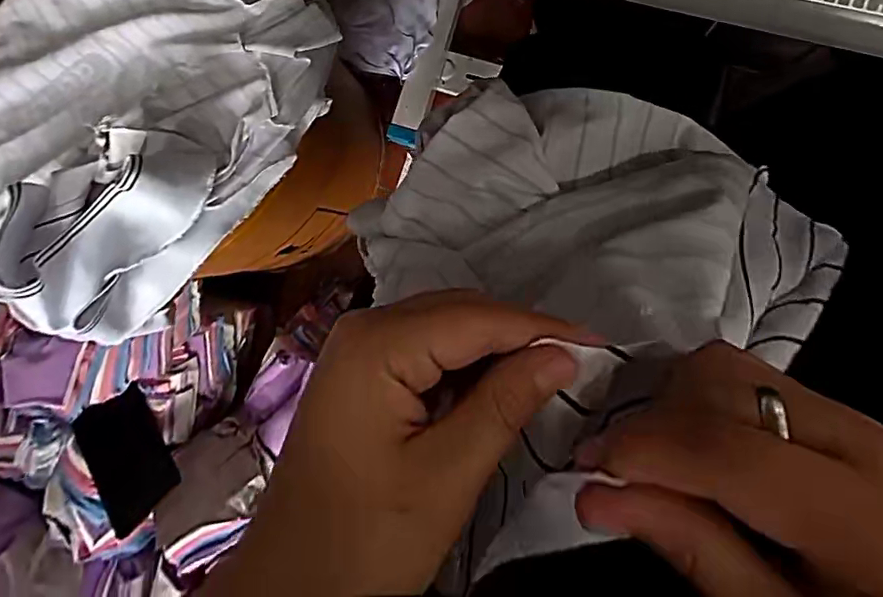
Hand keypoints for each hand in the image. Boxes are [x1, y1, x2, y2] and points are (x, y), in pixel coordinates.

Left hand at [199, 290, 586, 596]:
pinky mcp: (363, 369)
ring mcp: (360, 346)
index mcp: (377, 344)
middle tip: (576, 362)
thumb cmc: (363, 543)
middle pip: (460, 314)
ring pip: (447, 328)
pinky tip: (496, 387)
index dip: (538, 328)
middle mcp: (365, 326)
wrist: (287, 590)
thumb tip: (563, 356)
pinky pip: (428, 349)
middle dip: (519, 336)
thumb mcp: (445, 479)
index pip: (475, 318)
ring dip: (495, 350)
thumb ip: (504, 406)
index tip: (596, 342)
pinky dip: (467, 366)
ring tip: (546, 374)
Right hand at [574, 342, 882, 596]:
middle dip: (660, 416)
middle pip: (732, 379)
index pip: (730, 446)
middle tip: (621, 468)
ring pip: (748, 373)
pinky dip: (727, 418)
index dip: (646, 448)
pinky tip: (715, 465)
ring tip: (664, 465)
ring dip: (689, 408)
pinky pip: (779, 396)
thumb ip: (698, 554)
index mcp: (876, 515)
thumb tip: (601, 496)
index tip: (588, 464)